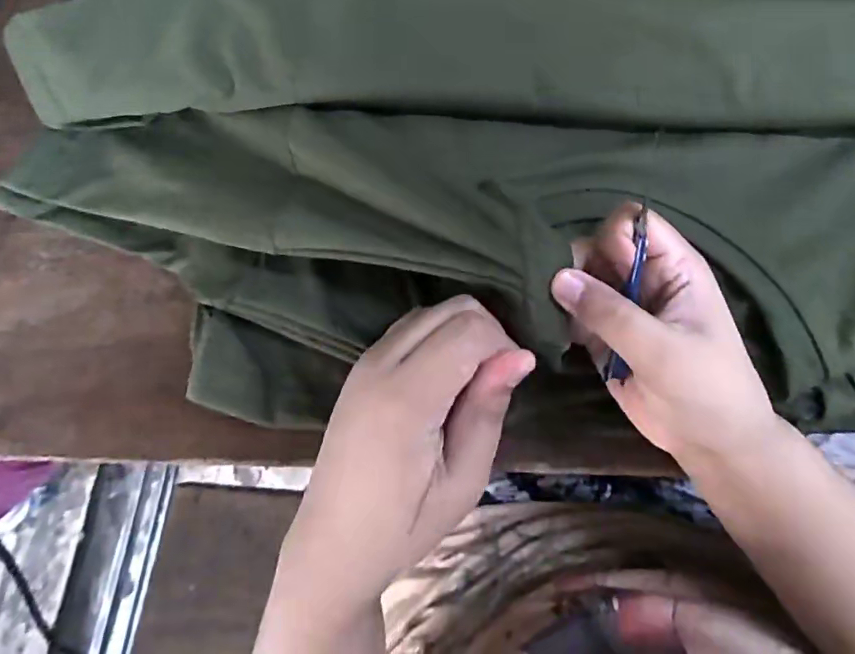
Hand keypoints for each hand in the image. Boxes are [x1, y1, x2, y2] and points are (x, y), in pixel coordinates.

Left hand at [257, 296, 534, 651]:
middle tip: (496, 381)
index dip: (504, 345)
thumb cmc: (404, 526)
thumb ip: (488, 410)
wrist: (332, 546)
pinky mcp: (362, 363)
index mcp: (406, 398)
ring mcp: (367, 359)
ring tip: (472, 381)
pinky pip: (413, 325)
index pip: (470, 330)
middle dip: (489, 332)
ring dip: (464, 330)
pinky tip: (445, 376)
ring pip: (434, 310)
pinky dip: (440, 334)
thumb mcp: (463, 481)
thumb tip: (522, 355)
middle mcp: (382, 364)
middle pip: (455, 308)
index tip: (512, 382)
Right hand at [550, 204, 782, 464]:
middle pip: (601, 245)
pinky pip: (577, 310)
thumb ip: (611, 312)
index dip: (613, 237)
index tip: (605, 269)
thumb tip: (559, 276)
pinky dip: (564, 316)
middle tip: (567, 296)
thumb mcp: (662, 349)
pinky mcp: (606, 334)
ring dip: (567, 290)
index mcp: (673, 266)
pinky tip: (561, 332)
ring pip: (584, 276)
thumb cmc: (705, 388)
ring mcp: (625, 305)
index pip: (633, 222)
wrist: (715, 446)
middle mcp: (646, 277)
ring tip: (558, 313)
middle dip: (580, 264)